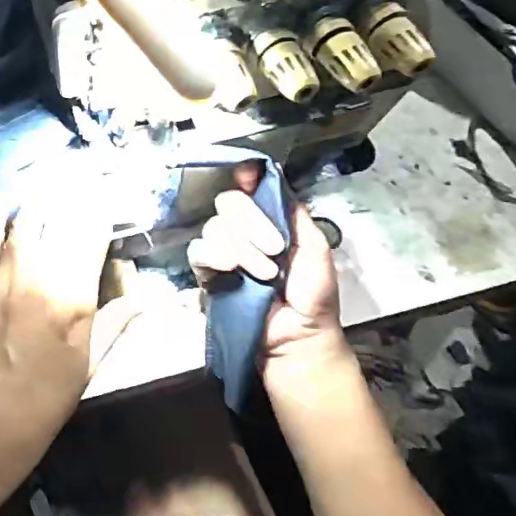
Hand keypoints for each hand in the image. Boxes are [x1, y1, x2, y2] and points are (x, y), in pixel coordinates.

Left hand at [0, 197, 135, 510]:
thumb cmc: (48, 393)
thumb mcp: (93, 359)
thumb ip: (118, 319)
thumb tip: (149, 295)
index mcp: (73, 295)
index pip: (92, 233)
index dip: (103, 206)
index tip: (112, 190)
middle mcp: (39, 275)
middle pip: (59, 216)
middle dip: (75, 192)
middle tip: (86, 176)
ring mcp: (4, 275)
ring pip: (23, 218)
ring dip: (40, 196)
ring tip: (52, 180)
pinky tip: (4, 200)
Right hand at [187, 162, 353, 386]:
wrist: (298, 338)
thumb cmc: (314, 297)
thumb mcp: (316, 250)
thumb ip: (295, 215)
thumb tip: (274, 179)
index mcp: (269, 220)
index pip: (249, 188)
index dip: (245, 177)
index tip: (248, 177)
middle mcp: (243, 230)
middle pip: (229, 202)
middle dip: (251, 221)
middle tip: (274, 249)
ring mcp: (223, 251)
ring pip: (215, 227)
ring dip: (241, 247)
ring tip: (264, 274)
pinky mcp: (208, 274)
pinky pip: (199, 252)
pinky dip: (215, 256)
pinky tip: (231, 270)